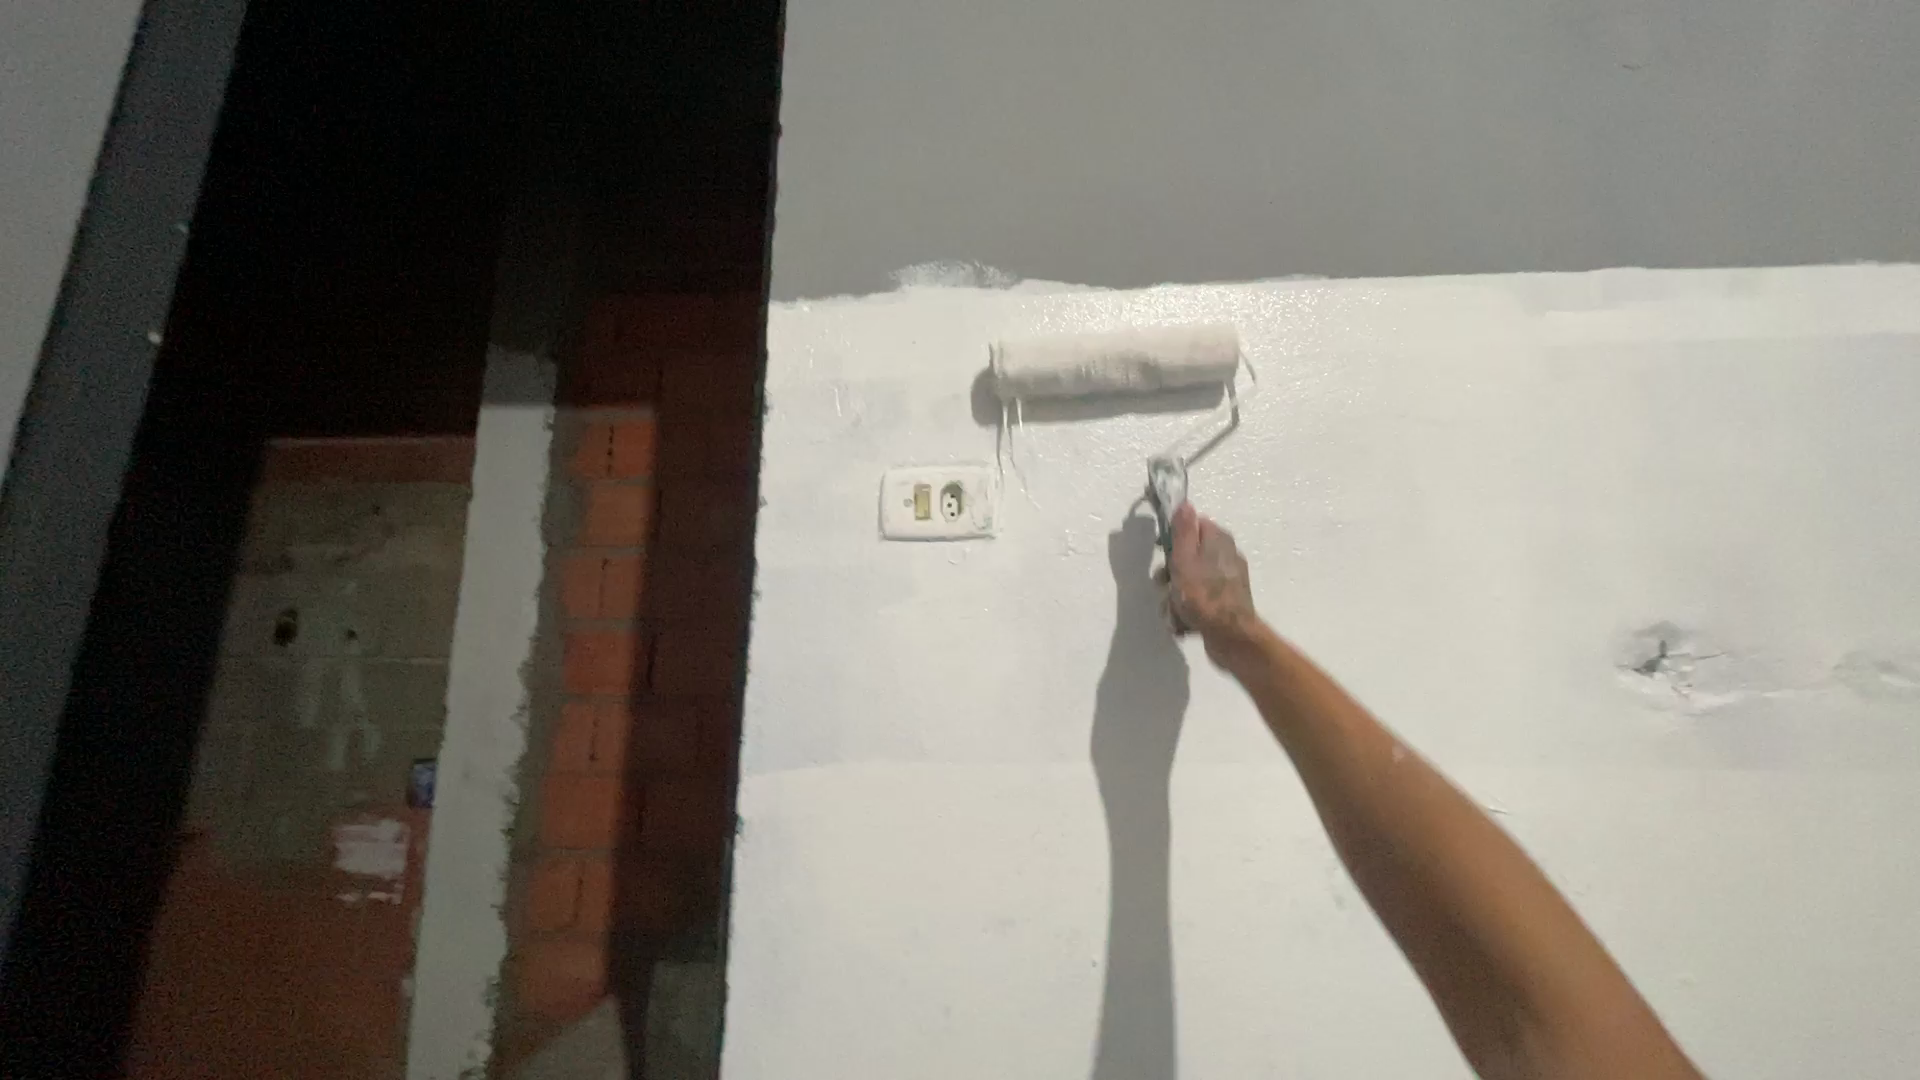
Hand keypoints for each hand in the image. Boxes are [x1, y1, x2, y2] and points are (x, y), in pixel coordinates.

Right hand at [1168, 503, 1261, 665]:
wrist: (1229, 635)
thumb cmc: (1202, 594)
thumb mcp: (1184, 558)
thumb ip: (1183, 531)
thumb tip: (1185, 503)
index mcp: (1218, 540)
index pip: (1193, 525)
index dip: (1173, 536)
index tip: (1161, 550)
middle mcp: (1226, 555)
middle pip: (1189, 555)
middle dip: (1171, 573)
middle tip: (1164, 584)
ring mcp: (1227, 580)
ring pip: (1190, 580)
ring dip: (1176, 595)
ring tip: (1173, 609)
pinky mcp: (1226, 601)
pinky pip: (1199, 599)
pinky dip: (1188, 608)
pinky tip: (1184, 621)